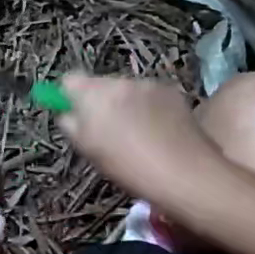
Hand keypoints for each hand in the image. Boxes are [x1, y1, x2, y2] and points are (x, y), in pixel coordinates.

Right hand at [56, 73, 225, 204]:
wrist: (186, 174)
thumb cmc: (128, 166)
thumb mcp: (88, 150)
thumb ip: (71, 124)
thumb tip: (68, 113)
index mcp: (93, 94)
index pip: (69, 80)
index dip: (68, 96)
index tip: (75, 116)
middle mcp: (120, 81)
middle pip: (98, 84)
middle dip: (98, 102)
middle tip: (105, 131)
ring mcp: (148, 84)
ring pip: (125, 90)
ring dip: (124, 104)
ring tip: (134, 134)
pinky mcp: (172, 91)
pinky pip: (148, 95)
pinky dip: (147, 108)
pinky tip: (156, 132)